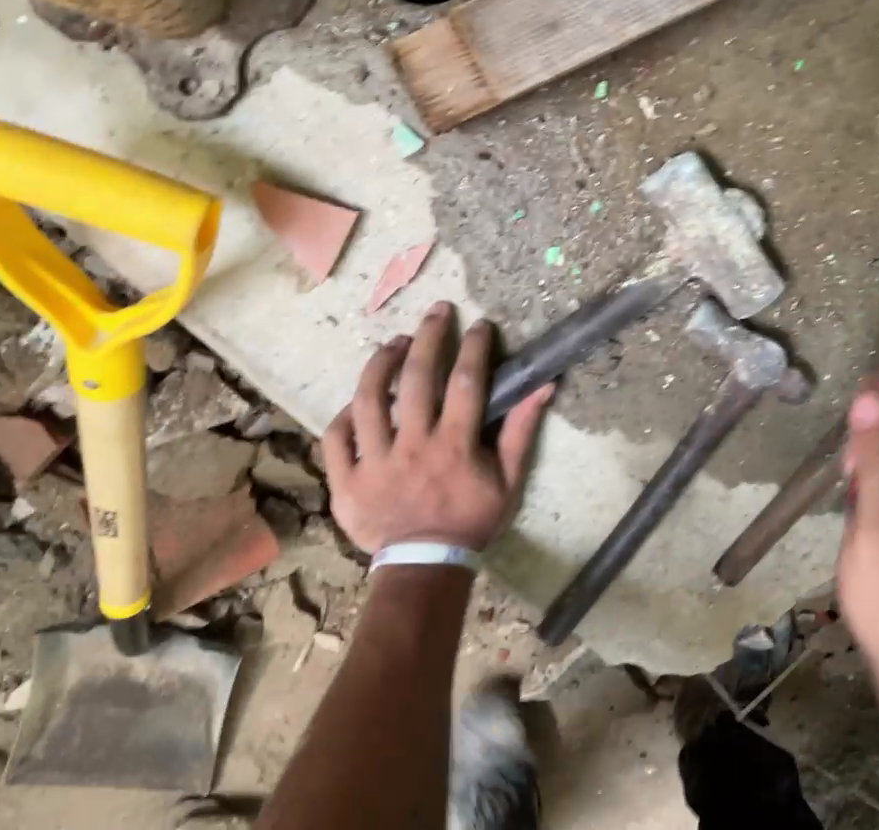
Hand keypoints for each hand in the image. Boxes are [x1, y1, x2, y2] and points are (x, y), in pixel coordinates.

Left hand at [320, 302, 552, 552]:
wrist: (425, 566)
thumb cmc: (470, 520)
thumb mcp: (508, 479)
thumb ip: (522, 431)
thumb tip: (544, 386)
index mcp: (453, 445)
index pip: (465, 382)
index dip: (473, 348)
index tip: (479, 325)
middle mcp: (411, 445)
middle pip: (416, 379)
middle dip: (429, 337)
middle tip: (437, 311)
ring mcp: (373, 461)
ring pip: (368, 400)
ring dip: (381, 364)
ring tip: (394, 344)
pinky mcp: (345, 480)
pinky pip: (334, 438)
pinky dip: (342, 415)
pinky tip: (356, 401)